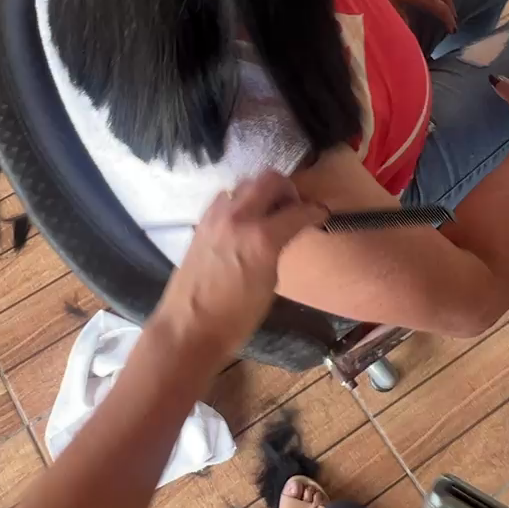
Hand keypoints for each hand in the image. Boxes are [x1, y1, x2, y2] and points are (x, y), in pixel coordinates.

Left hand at [147, 172, 328, 366]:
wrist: (188, 328)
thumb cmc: (236, 318)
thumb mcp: (270, 283)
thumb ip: (278, 249)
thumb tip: (283, 234)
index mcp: (262, 238)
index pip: (299, 211)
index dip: (315, 211)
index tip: (320, 214)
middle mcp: (238, 217)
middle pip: (269, 179)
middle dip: (287, 189)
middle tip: (293, 207)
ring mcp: (216, 217)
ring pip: (245, 183)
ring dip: (261, 191)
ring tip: (267, 212)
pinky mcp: (201, 222)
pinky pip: (225, 198)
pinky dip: (239, 201)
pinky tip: (242, 221)